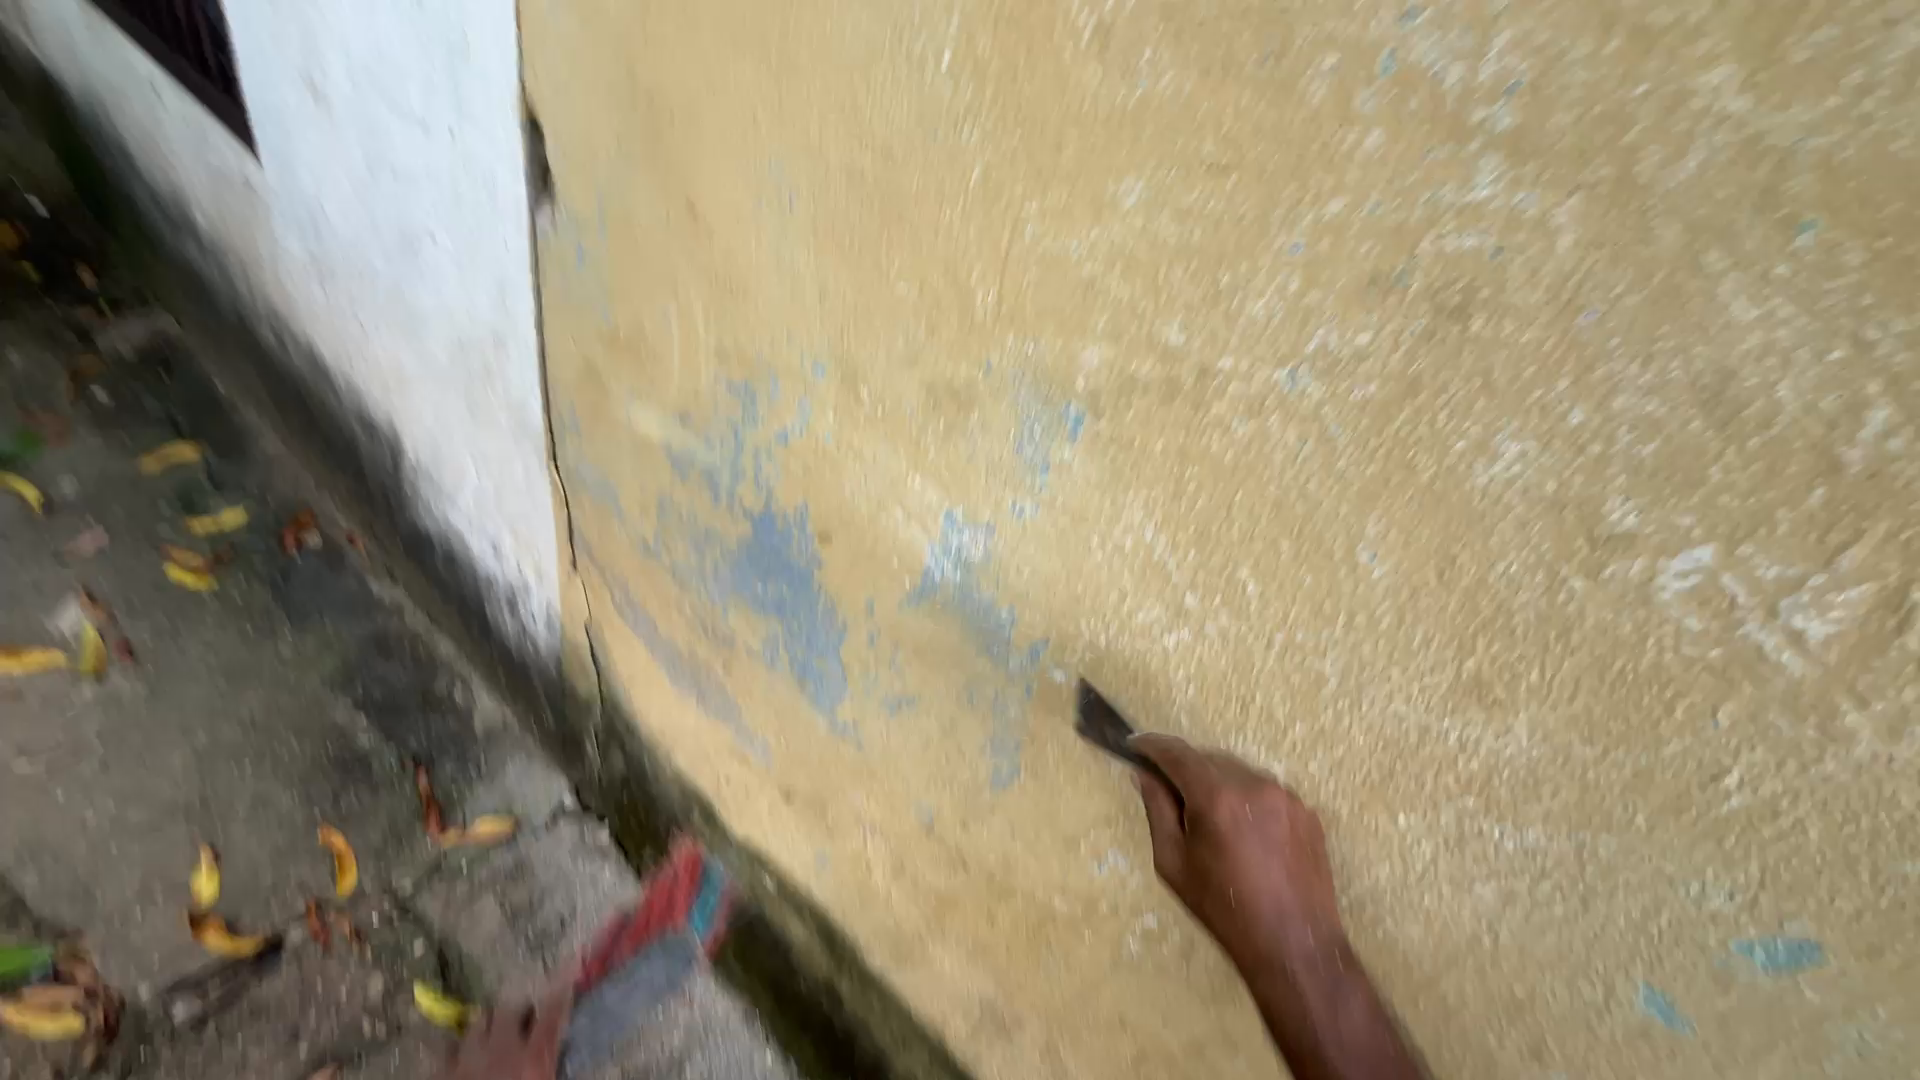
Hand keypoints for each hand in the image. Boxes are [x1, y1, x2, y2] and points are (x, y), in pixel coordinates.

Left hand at [443, 984, 572, 1079]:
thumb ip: (551, 1069)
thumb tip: (559, 1056)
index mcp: (533, 1059)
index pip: (554, 1010)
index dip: (563, 988)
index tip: (570, 966)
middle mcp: (501, 1051)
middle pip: (509, 1009)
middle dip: (515, 1010)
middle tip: (520, 1021)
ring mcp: (465, 1062)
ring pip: (475, 1023)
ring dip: (485, 1025)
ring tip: (489, 1034)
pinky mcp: (438, 1077)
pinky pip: (445, 1050)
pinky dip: (455, 1050)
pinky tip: (461, 1058)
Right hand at [1130, 734, 1343, 977]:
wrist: (1294, 945)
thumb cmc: (1222, 908)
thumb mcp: (1172, 862)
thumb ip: (1157, 809)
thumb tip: (1143, 774)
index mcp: (1216, 797)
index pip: (1176, 753)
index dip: (1152, 745)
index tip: (1134, 746)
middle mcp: (1253, 784)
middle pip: (1207, 759)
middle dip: (1185, 770)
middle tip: (1171, 797)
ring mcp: (1285, 796)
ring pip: (1237, 772)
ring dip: (1217, 784)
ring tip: (1213, 823)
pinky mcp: (1306, 810)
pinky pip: (1264, 791)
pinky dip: (1245, 800)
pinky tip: (1245, 835)